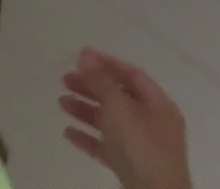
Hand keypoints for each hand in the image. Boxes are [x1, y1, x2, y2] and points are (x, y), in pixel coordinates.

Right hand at [59, 48, 192, 188]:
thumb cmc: (140, 146)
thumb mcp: (118, 107)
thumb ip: (101, 80)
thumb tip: (86, 54)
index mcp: (158, 105)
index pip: (132, 74)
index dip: (107, 63)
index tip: (80, 57)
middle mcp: (153, 122)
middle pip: (118, 97)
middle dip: (90, 87)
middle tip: (64, 79)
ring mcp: (143, 146)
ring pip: (110, 121)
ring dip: (85, 110)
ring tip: (61, 104)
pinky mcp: (132, 165)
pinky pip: (107, 145)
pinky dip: (88, 137)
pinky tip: (68, 133)